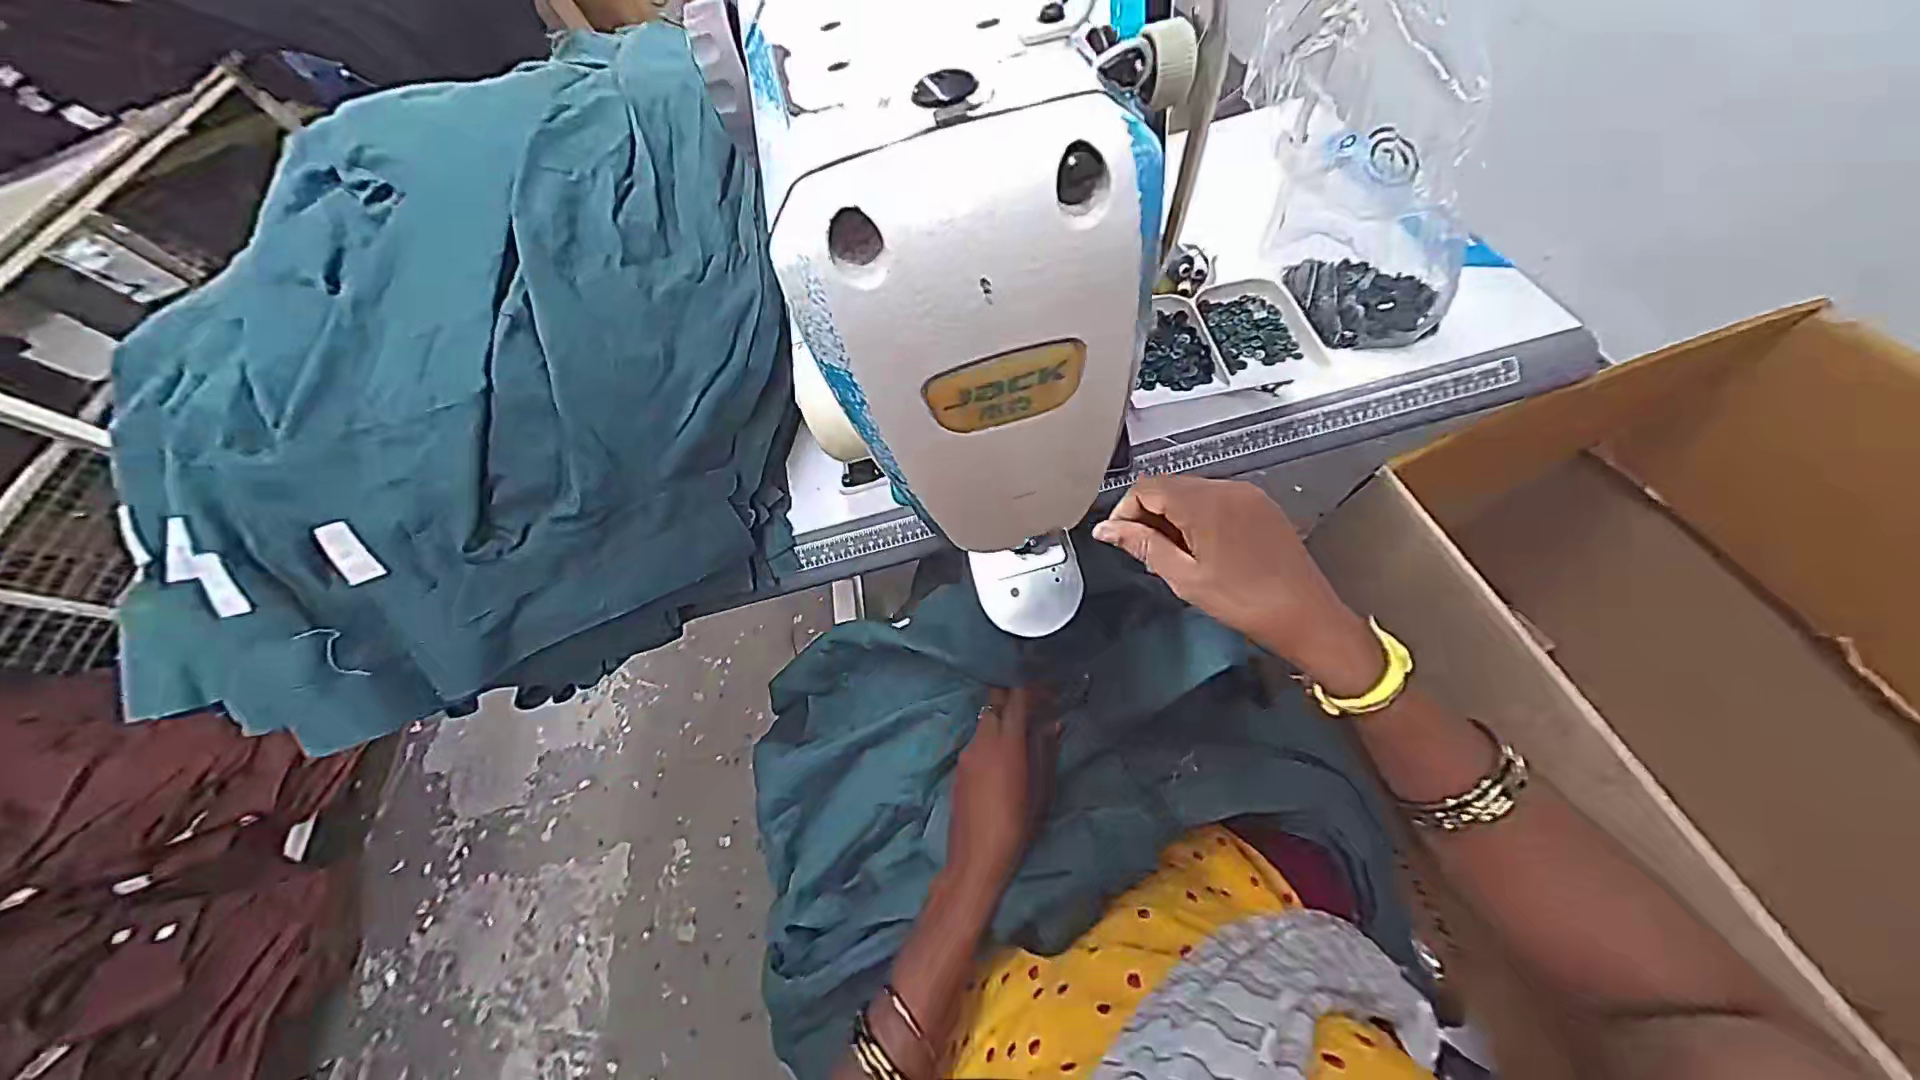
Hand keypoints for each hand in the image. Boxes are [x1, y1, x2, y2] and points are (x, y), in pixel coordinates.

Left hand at [948, 685, 1053, 885]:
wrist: (975, 859)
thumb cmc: (1017, 827)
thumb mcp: (1040, 791)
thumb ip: (1044, 751)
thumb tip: (1052, 723)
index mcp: (1007, 744)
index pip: (1017, 700)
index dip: (1031, 688)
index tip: (1046, 685)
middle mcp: (983, 740)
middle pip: (995, 703)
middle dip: (1014, 697)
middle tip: (1035, 702)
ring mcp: (967, 752)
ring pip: (986, 721)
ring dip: (1003, 718)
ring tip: (1023, 729)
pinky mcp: (959, 766)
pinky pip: (978, 739)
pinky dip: (993, 735)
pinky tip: (1005, 752)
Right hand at [1091, 475, 1382, 693]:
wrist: (1307, 615)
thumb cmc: (1246, 602)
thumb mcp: (1184, 577)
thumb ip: (1142, 545)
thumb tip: (1107, 530)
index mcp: (1205, 504)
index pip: (1146, 487)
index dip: (1124, 511)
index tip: (1118, 538)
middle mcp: (1227, 489)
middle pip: (1168, 485)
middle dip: (1147, 513)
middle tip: (1141, 550)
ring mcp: (1247, 494)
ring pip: (1190, 491)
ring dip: (1171, 515)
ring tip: (1172, 553)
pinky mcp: (1260, 505)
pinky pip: (1215, 499)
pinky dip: (1197, 516)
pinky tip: (1199, 547)